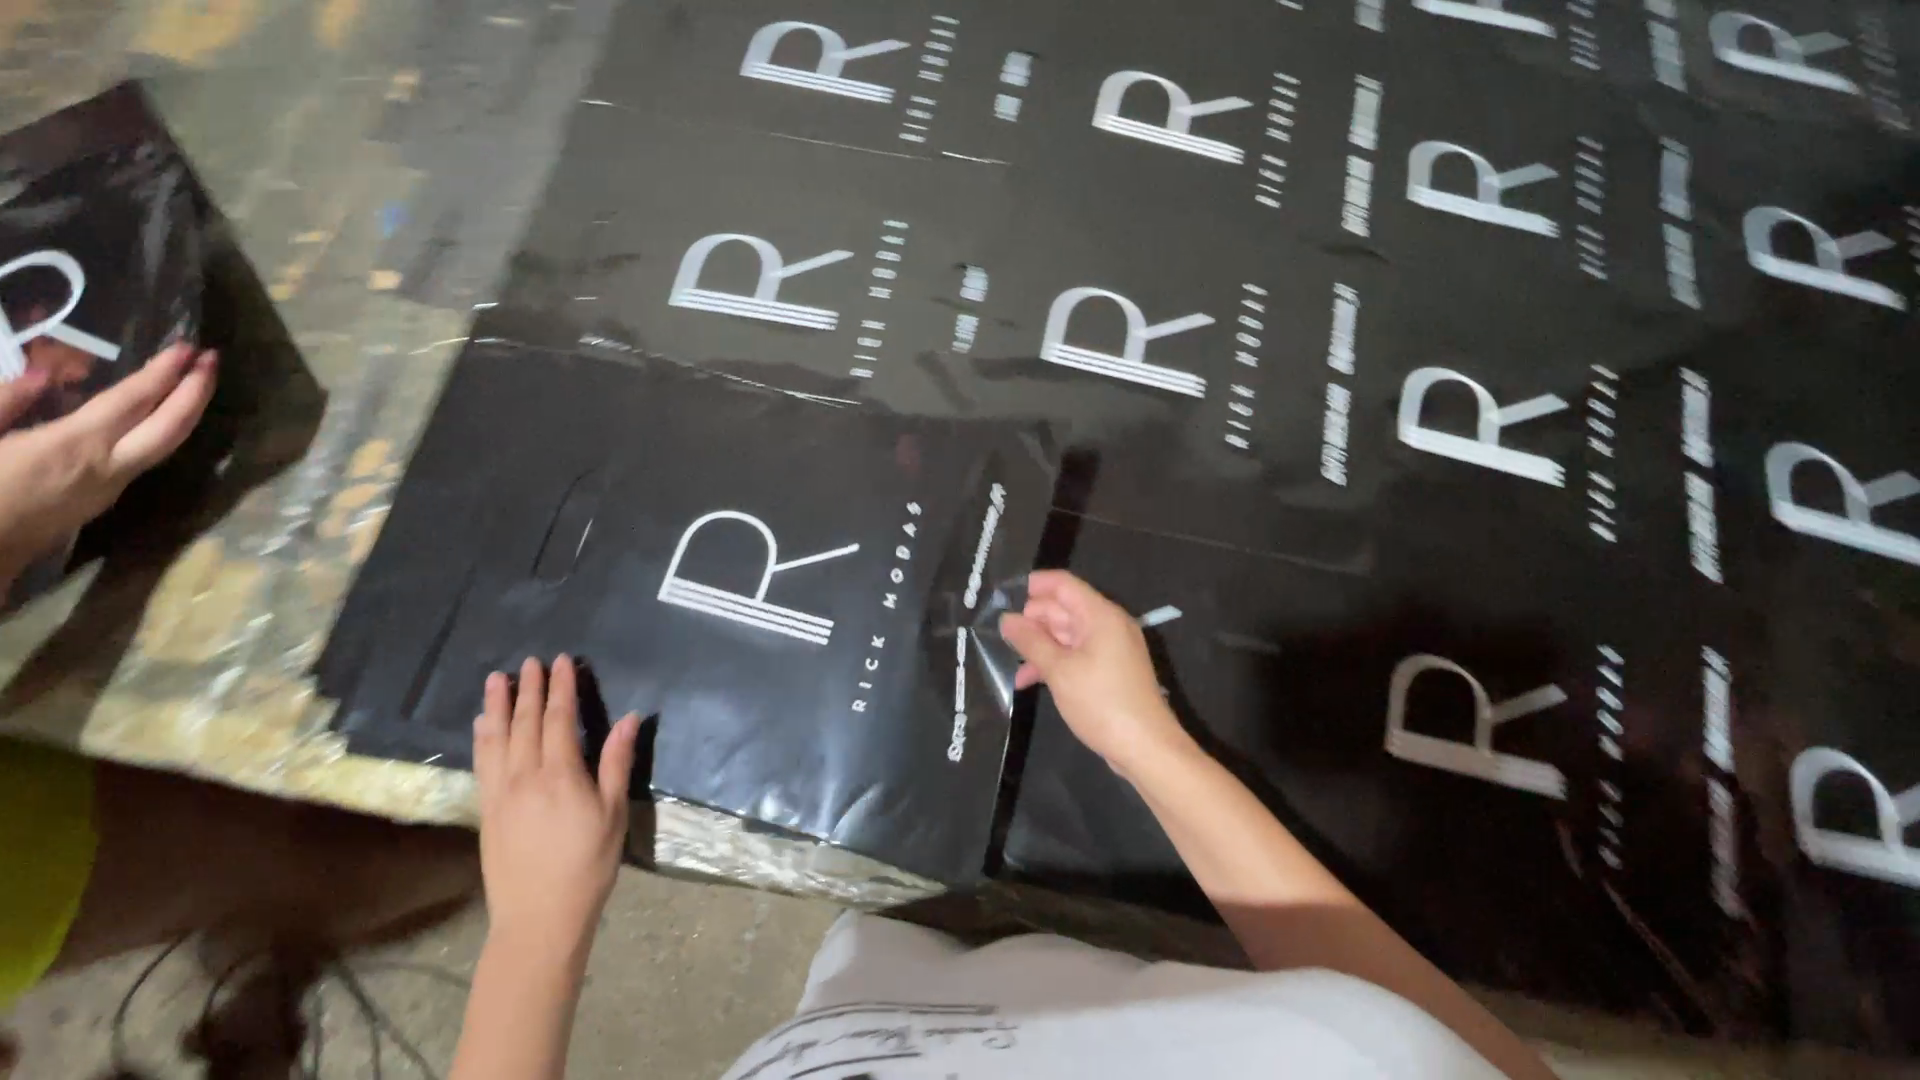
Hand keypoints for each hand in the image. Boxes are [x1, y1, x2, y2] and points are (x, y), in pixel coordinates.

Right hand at [0, 342, 215, 584]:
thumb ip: (4, 403)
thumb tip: (38, 377)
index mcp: (74, 446)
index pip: (134, 401)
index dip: (165, 373)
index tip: (190, 349)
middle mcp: (109, 467)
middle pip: (172, 426)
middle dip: (197, 391)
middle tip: (212, 360)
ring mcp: (111, 487)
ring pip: (166, 445)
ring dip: (185, 412)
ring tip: (193, 383)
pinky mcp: (102, 500)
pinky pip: (145, 459)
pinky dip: (162, 432)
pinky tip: (158, 418)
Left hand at [472, 656, 639, 955]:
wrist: (540, 916)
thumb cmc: (588, 864)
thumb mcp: (614, 813)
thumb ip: (617, 763)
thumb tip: (628, 718)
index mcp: (561, 775)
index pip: (558, 720)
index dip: (560, 689)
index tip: (561, 662)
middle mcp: (525, 776)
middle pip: (525, 723)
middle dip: (528, 690)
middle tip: (530, 662)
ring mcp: (500, 793)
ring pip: (497, 739)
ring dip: (497, 706)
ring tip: (497, 680)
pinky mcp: (487, 810)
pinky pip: (482, 763)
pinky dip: (482, 738)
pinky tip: (482, 725)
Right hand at [999, 570, 1191, 778]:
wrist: (1145, 747)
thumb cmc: (1101, 702)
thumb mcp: (1059, 671)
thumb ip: (1030, 642)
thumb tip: (1007, 619)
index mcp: (1101, 616)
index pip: (1064, 584)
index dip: (1035, 585)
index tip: (1005, 596)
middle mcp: (1108, 626)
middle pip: (1064, 608)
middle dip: (1033, 620)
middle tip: (1003, 636)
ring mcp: (1111, 649)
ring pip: (1067, 635)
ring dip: (1040, 645)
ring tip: (1011, 662)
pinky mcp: (1110, 671)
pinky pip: (1077, 655)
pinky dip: (1054, 662)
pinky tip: (1029, 681)